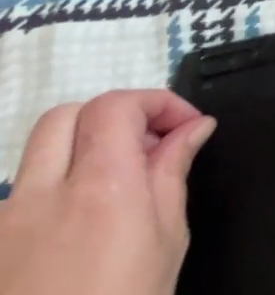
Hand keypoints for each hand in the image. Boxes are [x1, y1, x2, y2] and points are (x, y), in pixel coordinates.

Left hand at [0, 90, 216, 294]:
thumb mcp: (168, 234)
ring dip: (83, 146)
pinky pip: (21, 190)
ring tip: (118, 176)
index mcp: (101, 186)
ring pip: (38, 150)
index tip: (186, 126)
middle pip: (66, 115)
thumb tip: (193, 127)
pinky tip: (81, 215)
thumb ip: (172, 171)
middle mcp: (41, 193)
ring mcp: (4, 219)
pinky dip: (56, 183)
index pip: (115, 107)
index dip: (156, 102)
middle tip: (150, 140)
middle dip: (115, 114)